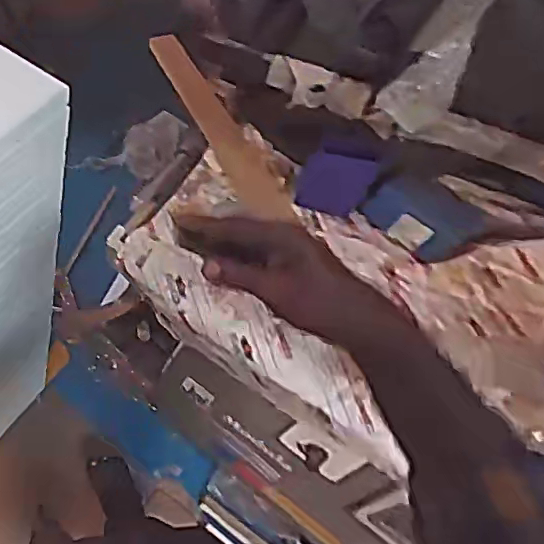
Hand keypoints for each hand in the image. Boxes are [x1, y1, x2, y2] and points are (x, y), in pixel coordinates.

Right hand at [173, 212, 416, 351]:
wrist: (364, 323)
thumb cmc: (319, 305)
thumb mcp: (274, 291)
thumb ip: (239, 275)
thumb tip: (206, 265)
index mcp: (281, 235)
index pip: (234, 227)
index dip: (204, 226)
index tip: (180, 220)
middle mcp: (287, 235)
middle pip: (241, 228)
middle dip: (212, 230)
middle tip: (184, 229)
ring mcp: (294, 247)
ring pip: (250, 239)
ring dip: (224, 242)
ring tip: (198, 243)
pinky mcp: (297, 261)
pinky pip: (259, 251)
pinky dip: (239, 253)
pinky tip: (227, 261)